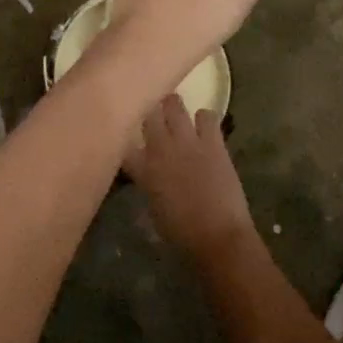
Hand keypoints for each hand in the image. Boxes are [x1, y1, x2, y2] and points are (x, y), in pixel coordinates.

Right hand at [126, 94, 253, 258]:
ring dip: (173, 107)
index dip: (124, 133)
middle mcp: (160, 148)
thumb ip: (147, 183)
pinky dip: (204, 118)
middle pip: (147, 112)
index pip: (123, 139)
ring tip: (175, 112)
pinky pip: (207, 115)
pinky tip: (204, 126)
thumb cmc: (181, 233)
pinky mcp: (213, 142)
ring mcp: (187, 141)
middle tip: (151, 112)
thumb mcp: (153, 208)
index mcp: (141, 168)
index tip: (125, 132)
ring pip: (174, 105)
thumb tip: (147, 172)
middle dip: (148, 109)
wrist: (219, 237)